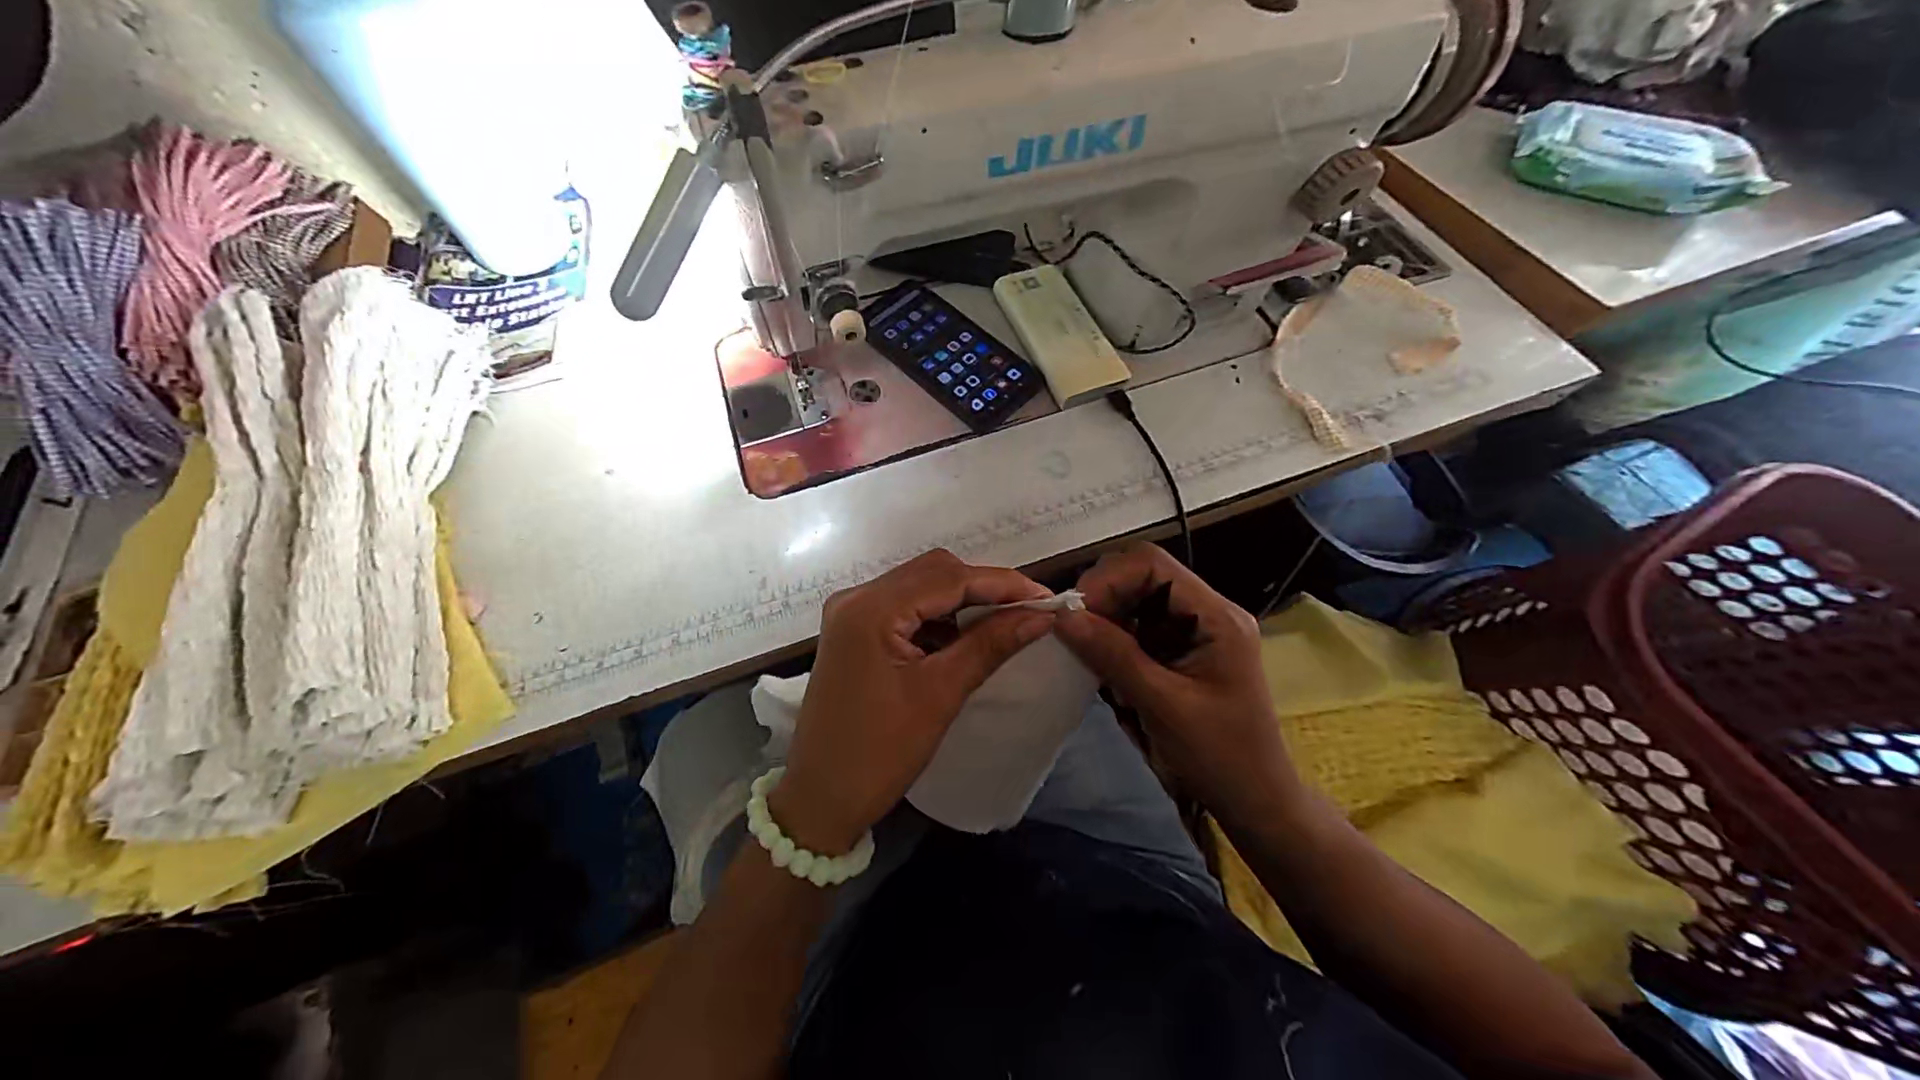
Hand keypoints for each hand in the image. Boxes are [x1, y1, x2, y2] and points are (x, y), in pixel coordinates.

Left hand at [773, 550, 1055, 854]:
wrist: (821, 799)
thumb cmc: (880, 753)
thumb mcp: (940, 694)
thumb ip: (990, 645)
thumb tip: (1039, 615)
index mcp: (871, 609)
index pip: (948, 578)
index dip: (1002, 584)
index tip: (1046, 598)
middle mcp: (856, 598)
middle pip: (933, 573)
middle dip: (983, 588)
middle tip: (1028, 611)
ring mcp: (851, 614)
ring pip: (920, 587)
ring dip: (962, 600)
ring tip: (1004, 623)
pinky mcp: (854, 632)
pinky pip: (905, 608)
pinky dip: (938, 617)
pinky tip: (965, 637)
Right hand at [1053, 543, 1302, 825]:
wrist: (1254, 802)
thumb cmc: (1220, 756)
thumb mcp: (1163, 706)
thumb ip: (1114, 656)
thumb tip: (1064, 617)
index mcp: (1216, 616)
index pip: (1153, 566)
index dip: (1108, 579)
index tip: (1075, 612)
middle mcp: (1205, 613)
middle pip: (1141, 577)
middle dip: (1103, 598)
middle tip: (1072, 632)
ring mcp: (1192, 632)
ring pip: (1134, 602)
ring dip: (1104, 621)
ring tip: (1083, 651)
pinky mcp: (1178, 653)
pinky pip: (1136, 630)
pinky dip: (1112, 642)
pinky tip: (1099, 666)